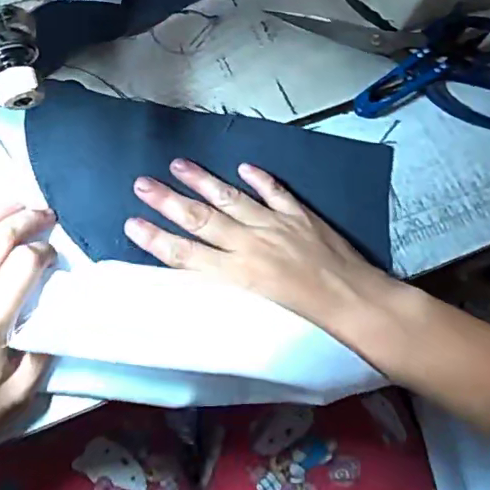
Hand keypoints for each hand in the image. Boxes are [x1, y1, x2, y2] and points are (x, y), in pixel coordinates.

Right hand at [123, 160, 412, 354]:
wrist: (357, 305)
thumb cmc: (311, 324)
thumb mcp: (261, 314)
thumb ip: (231, 288)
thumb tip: (206, 271)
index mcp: (239, 275)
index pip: (187, 255)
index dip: (157, 239)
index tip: (132, 223)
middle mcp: (251, 245)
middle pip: (201, 219)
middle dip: (168, 201)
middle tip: (142, 183)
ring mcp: (276, 225)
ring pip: (231, 198)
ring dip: (203, 181)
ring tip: (178, 165)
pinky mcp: (300, 216)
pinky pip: (275, 192)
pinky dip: (259, 179)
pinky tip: (243, 167)